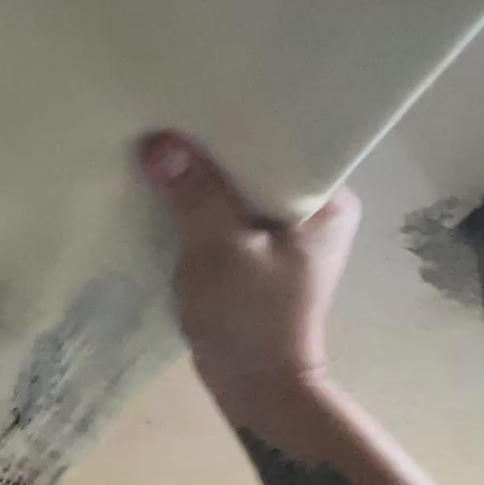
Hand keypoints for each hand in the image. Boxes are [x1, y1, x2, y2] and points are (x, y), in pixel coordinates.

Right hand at [136, 129, 360, 427]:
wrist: (254, 388)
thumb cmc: (251, 318)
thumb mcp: (220, 249)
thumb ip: (193, 194)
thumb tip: (157, 142)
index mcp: (326, 200)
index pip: (283, 138)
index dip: (238, 118)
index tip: (196, 97)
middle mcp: (310, 208)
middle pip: (253, 162)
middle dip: (210, 147)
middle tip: (167, 115)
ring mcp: (279, 233)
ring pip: (232, 189)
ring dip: (198, 178)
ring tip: (157, 146)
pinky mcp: (252, 254)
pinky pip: (220, 215)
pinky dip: (194, 207)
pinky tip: (162, 190)